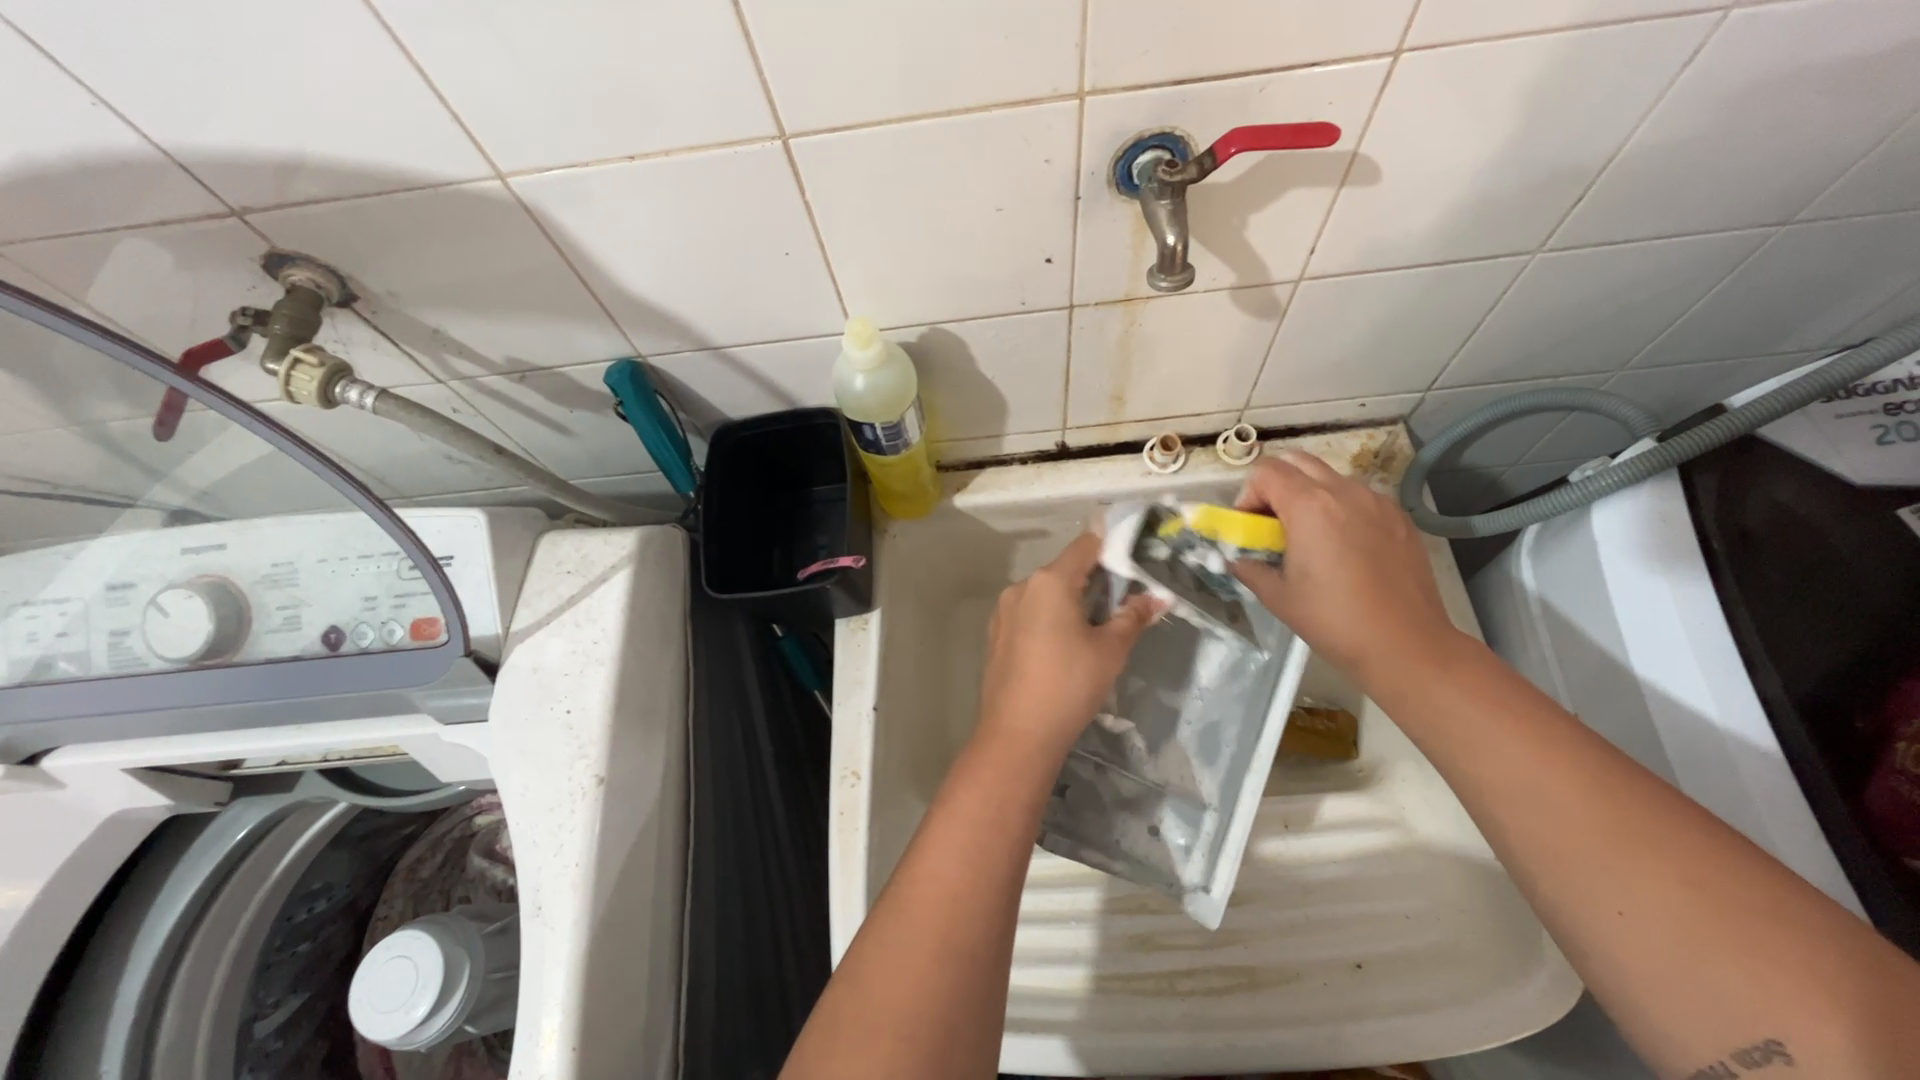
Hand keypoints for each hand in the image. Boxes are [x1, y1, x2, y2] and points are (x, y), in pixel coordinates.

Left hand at [976, 533, 1160, 757]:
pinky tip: (1063, 647)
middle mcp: (1022, 587)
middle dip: (1094, 580)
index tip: (1132, 559)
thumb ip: (1133, 617)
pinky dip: (1049, 619)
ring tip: (1095, 630)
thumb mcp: (1110, 651)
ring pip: (1045, 594)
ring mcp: (1004, 611)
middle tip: (1122, 603)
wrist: (1017, 733)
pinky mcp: (996, 634)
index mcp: (1050, 581)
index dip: (1111, 546)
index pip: (1086, 545)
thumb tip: (1158, 597)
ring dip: (1070, 601)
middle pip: (1064, 570)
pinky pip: (1029, 614)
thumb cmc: (1069, 685)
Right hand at [1231, 450, 1466, 691]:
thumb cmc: (1334, 620)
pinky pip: (1361, 498)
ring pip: (1332, 478)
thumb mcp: (1278, 597)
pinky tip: (1346, 549)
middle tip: (1274, 525)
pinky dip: (1342, 510)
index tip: (1250, 527)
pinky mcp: (1400, 517)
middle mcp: (1344, 491)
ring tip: (1312, 539)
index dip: (1248, 495)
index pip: (1265, 471)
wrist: (1406, 643)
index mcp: (1309, 506)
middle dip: (1277, 486)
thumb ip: (1250, 569)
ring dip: (1311, 496)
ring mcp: (1377, 501)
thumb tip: (1237, 560)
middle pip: (1297, 462)